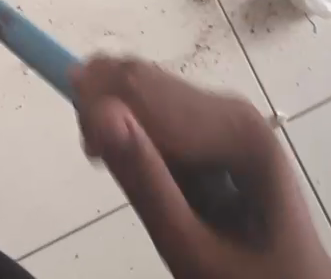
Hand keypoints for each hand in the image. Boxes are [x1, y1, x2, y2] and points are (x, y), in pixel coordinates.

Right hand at [72, 57, 330, 278]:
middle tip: (95, 155)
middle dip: (108, 106)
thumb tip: (100, 112)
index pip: (151, 92)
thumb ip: (147, 182)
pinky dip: (133, 124)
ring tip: (110, 159)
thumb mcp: (194, 250)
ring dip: (117, 115)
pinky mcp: (213, 128)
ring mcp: (225, 117)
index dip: (105, 107)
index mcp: (242, 134)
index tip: (89, 152)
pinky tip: (132, 155)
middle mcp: (235, 111)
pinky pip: (157, 107)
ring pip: (147, 88)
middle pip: (148, 82)